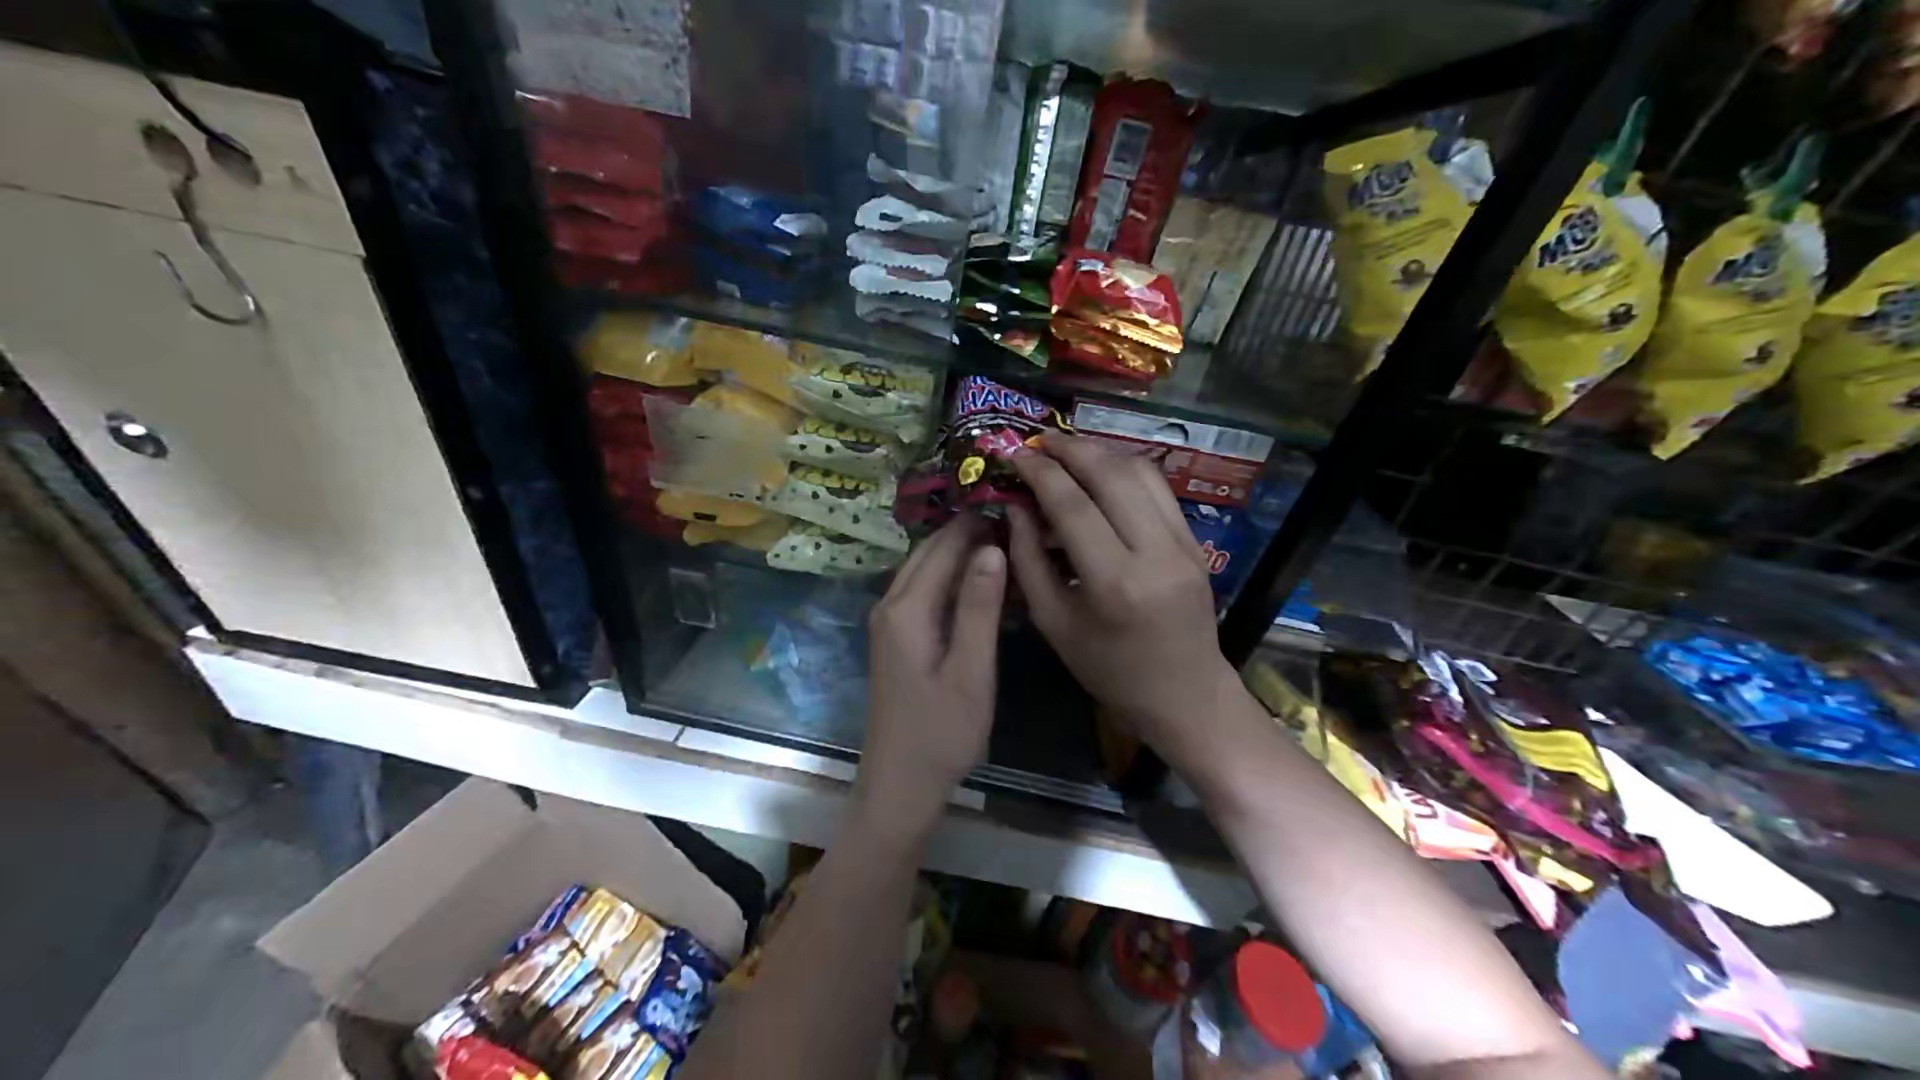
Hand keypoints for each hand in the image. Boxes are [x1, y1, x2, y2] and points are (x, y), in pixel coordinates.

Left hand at [857, 514, 1005, 836]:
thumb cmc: (941, 734)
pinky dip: (951, 578)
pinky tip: (982, 583)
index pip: (944, 547)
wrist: (899, 785)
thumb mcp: (971, 671)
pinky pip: (924, 592)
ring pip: (925, 570)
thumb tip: (992, 548)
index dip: (978, 523)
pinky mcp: (896, 639)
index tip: (1016, 505)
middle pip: (930, 552)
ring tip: (1007, 543)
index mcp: (907, 608)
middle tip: (1017, 521)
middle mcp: (890, 605)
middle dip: (969, 532)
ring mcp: (889, 622)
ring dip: (960, 553)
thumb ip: (980, 608)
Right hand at [1007, 436, 1238, 761]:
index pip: (1073, 506)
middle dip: (1071, 450)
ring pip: (1142, 473)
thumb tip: (1015, 506)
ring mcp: (1184, 544)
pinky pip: (1159, 489)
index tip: (1016, 454)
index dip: (1040, 473)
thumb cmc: (1108, 669)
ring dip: (1101, 452)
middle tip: (1039, 442)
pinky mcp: (1196, 541)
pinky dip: (1126, 470)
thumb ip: (1028, 560)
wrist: (1184, 693)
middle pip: (1112, 476)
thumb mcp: (1053, 623)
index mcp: (1114, 583)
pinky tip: (1101, 471)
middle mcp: (1155, 554)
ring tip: (1067, 451)